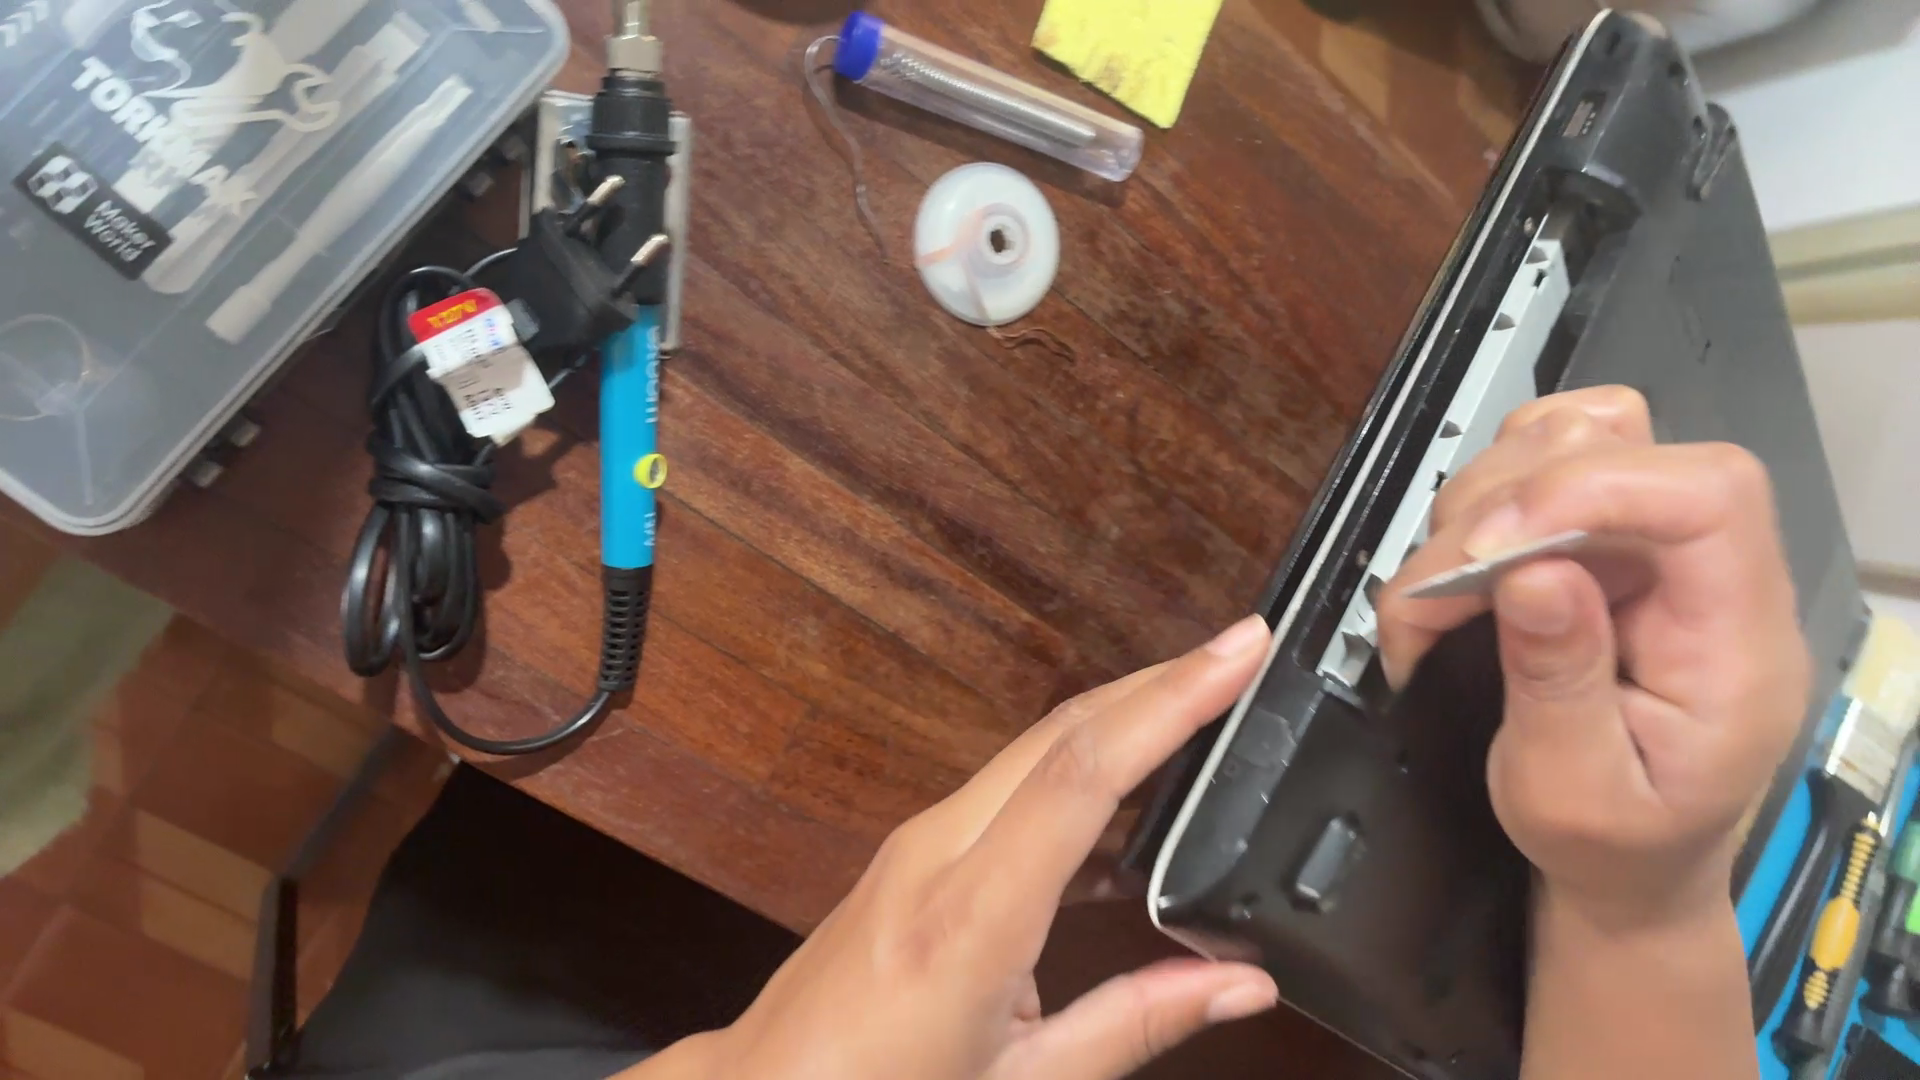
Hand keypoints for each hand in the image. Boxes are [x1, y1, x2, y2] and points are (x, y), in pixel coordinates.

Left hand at [692, 617, 1279, 1079]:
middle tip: (1235, 649)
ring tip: (1200, 698)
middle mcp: (941, 846)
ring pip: (1038, 742)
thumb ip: (1135, 1023)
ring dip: (1120, 710)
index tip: (1234, 651)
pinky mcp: (923, 838)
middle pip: (1063, 729)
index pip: (1084, 773)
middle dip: (1156, 679)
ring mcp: (926, 832)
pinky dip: (1081, 758)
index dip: (1168, 701)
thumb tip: (1239, 983)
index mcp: (971, 914)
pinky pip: (1014, 778)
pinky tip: (1129, 778)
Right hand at [1376, 386, 1809, 928]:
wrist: (1623, 854)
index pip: (1704, 495)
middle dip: (1486, 518)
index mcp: (1731, 641)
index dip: (1583, 490)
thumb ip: (1559, 682)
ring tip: (1433, 601)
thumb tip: (1532, 574)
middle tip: (1427, 607)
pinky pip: (1535, 464)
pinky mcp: (1590, 544)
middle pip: (1610, 454)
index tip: (1481, 552)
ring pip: (1557, 446)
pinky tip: (1457, 561)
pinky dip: (1480, 496)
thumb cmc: (1609, 836)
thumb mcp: (1571, 788)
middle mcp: (1697, 573)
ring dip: (1468, 512)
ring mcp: (1642, 550)